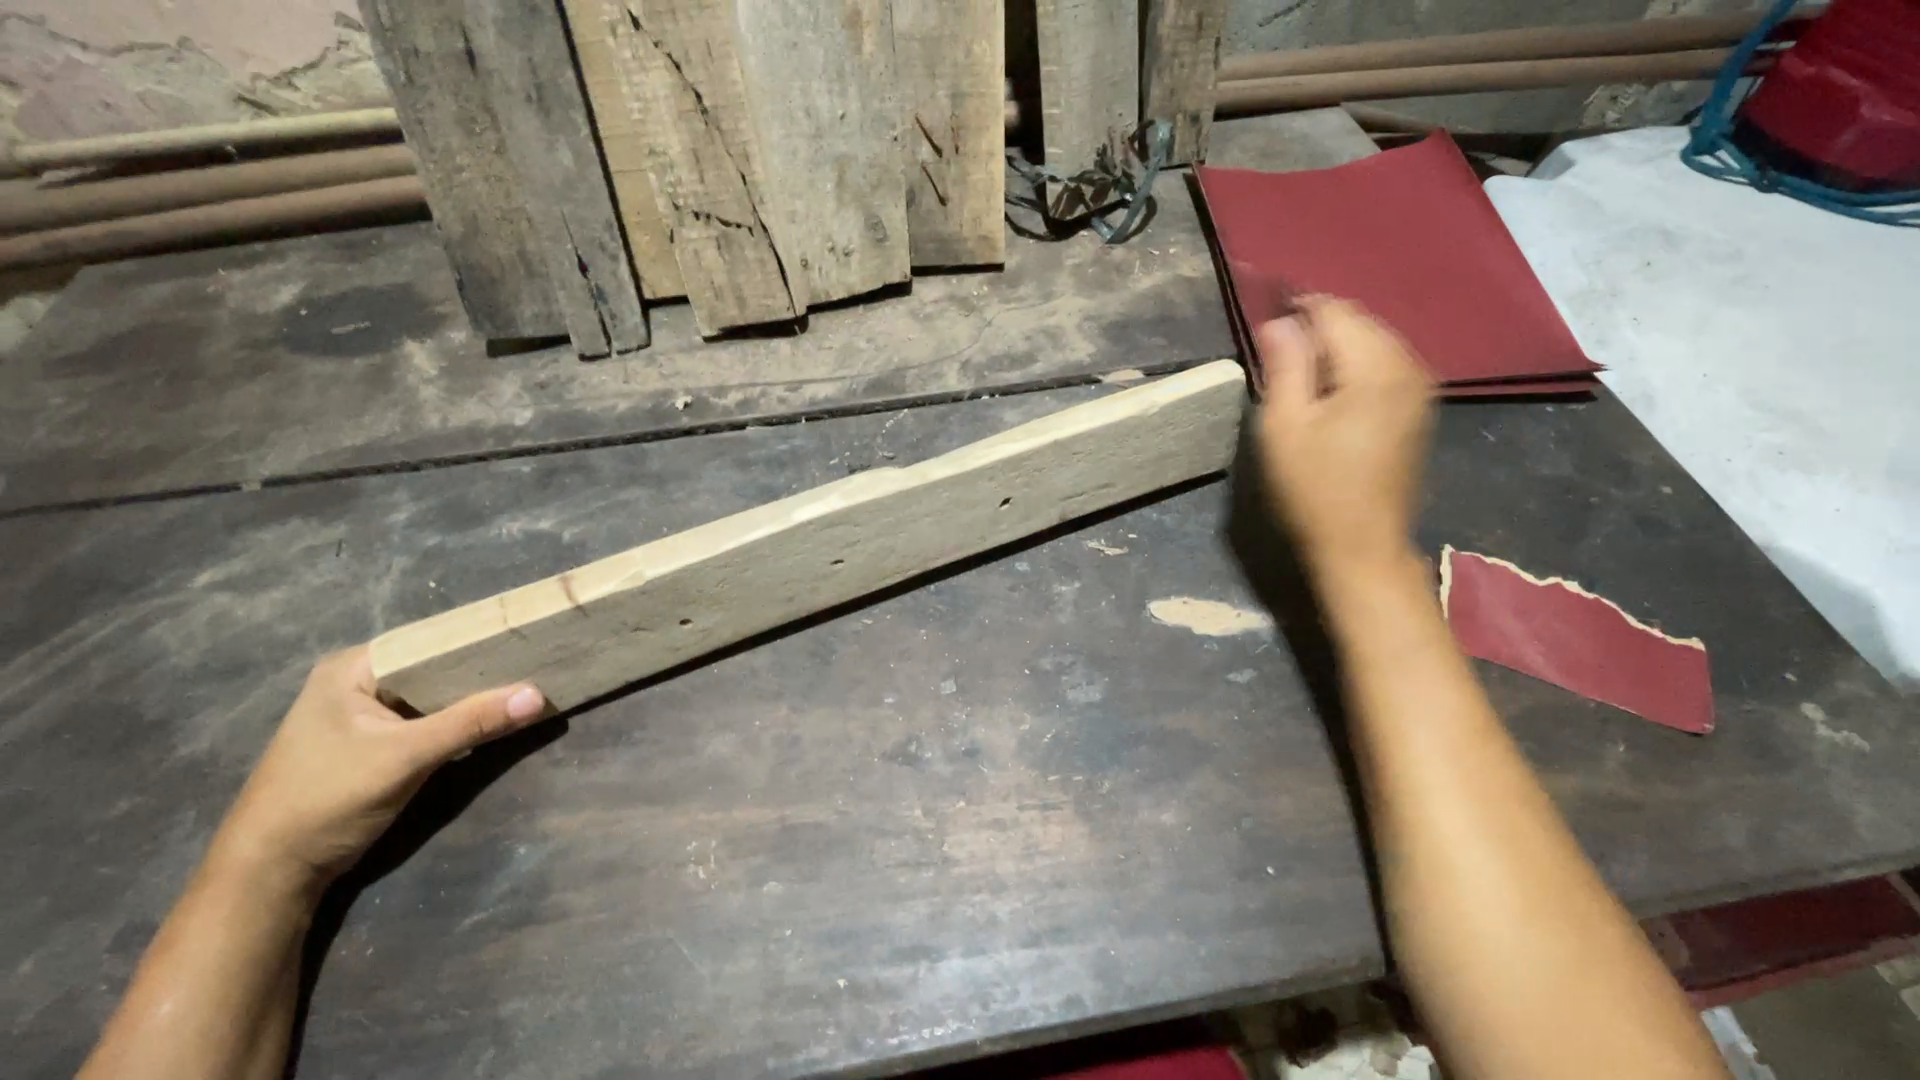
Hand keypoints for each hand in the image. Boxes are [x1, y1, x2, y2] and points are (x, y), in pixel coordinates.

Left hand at [209, 646, 545, 892]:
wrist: (273, 872)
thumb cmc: (327, 799)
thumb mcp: (405, 757)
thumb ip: (471, 723)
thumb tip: (537, 694)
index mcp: (353, 668)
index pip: (430, 639)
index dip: (480, 639)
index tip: (532, 641)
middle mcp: (359, 682)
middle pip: (435, 667)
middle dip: (483, 672)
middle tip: (540, 667)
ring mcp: (366, 715)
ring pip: (434, 696)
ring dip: (474, 700)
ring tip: (529, 689)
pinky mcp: (376, 744)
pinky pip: (429, 720)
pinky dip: (460, 722)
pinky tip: (496, 721)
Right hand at [1254, 296, 1434, 578]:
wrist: (1363, 547)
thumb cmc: (1314, 490)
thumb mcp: (1284, 427)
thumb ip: (1284, 366)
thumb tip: (1279, 321)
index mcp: (1376, 368)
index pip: (1335, 311)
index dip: (1297, 311)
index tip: (1265, 331)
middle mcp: (1409, 367)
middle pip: (1359, 321)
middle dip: (1318, 330)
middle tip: (1278, 362)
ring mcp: (1422, 388)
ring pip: (1373, 341)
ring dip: (1336, 350)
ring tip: (1302, 382)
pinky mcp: (1420, 408)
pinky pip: (1385, 365)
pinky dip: (1355, 368)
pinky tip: (1331, 398)